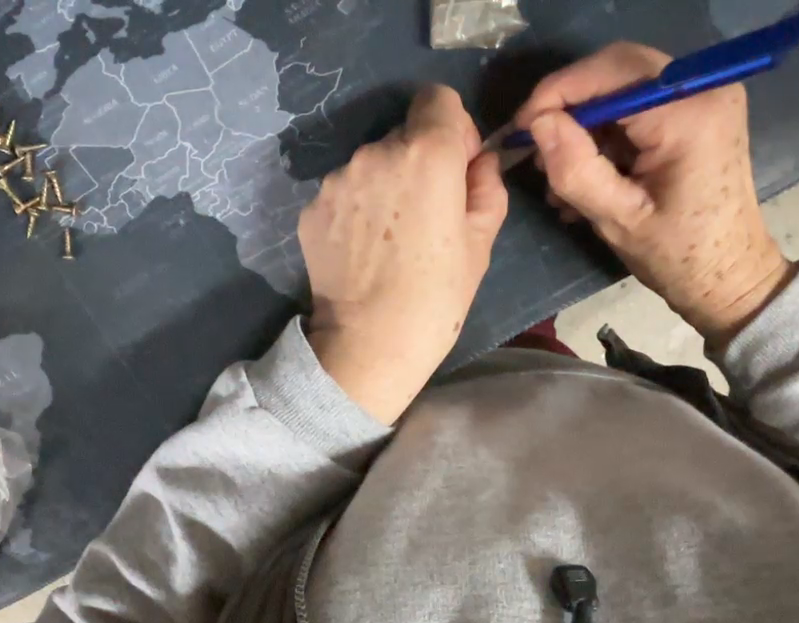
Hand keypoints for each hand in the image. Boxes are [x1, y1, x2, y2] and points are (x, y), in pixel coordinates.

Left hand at [301, 85, 508, 423]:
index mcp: (427, 153)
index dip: (452, 129)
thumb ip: (486, 189)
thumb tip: (480, 164)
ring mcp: (337, 181)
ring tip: (391, 241)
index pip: (437, 99)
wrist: (368, 347)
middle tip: (425, 216)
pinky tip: (364, 253)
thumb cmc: (435, 300)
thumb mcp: (480, 246)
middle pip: (403, 135)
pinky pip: (344, 195)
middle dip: (418, 162)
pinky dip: (356, 212)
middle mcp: (376, 153)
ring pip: (370, 165)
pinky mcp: (311, 211)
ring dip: (384, 187)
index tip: (456, 169)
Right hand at [514, 44, 794, 345]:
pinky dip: (606, 131)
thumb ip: (576, 170)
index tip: (522, 128)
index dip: (559, 92)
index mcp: (688, 114)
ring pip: (624, 84)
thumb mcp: (618, 219)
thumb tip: (537, 125)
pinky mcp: (698, 111)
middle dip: (570, 104)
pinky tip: (585, 172)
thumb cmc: (678, 256)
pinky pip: (639, 105)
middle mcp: (703, 88)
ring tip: (558, 172)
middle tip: (535, 146)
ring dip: (585, 121)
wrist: (729, 273)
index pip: (611, 74)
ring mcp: (704, 96)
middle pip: (618, 68)